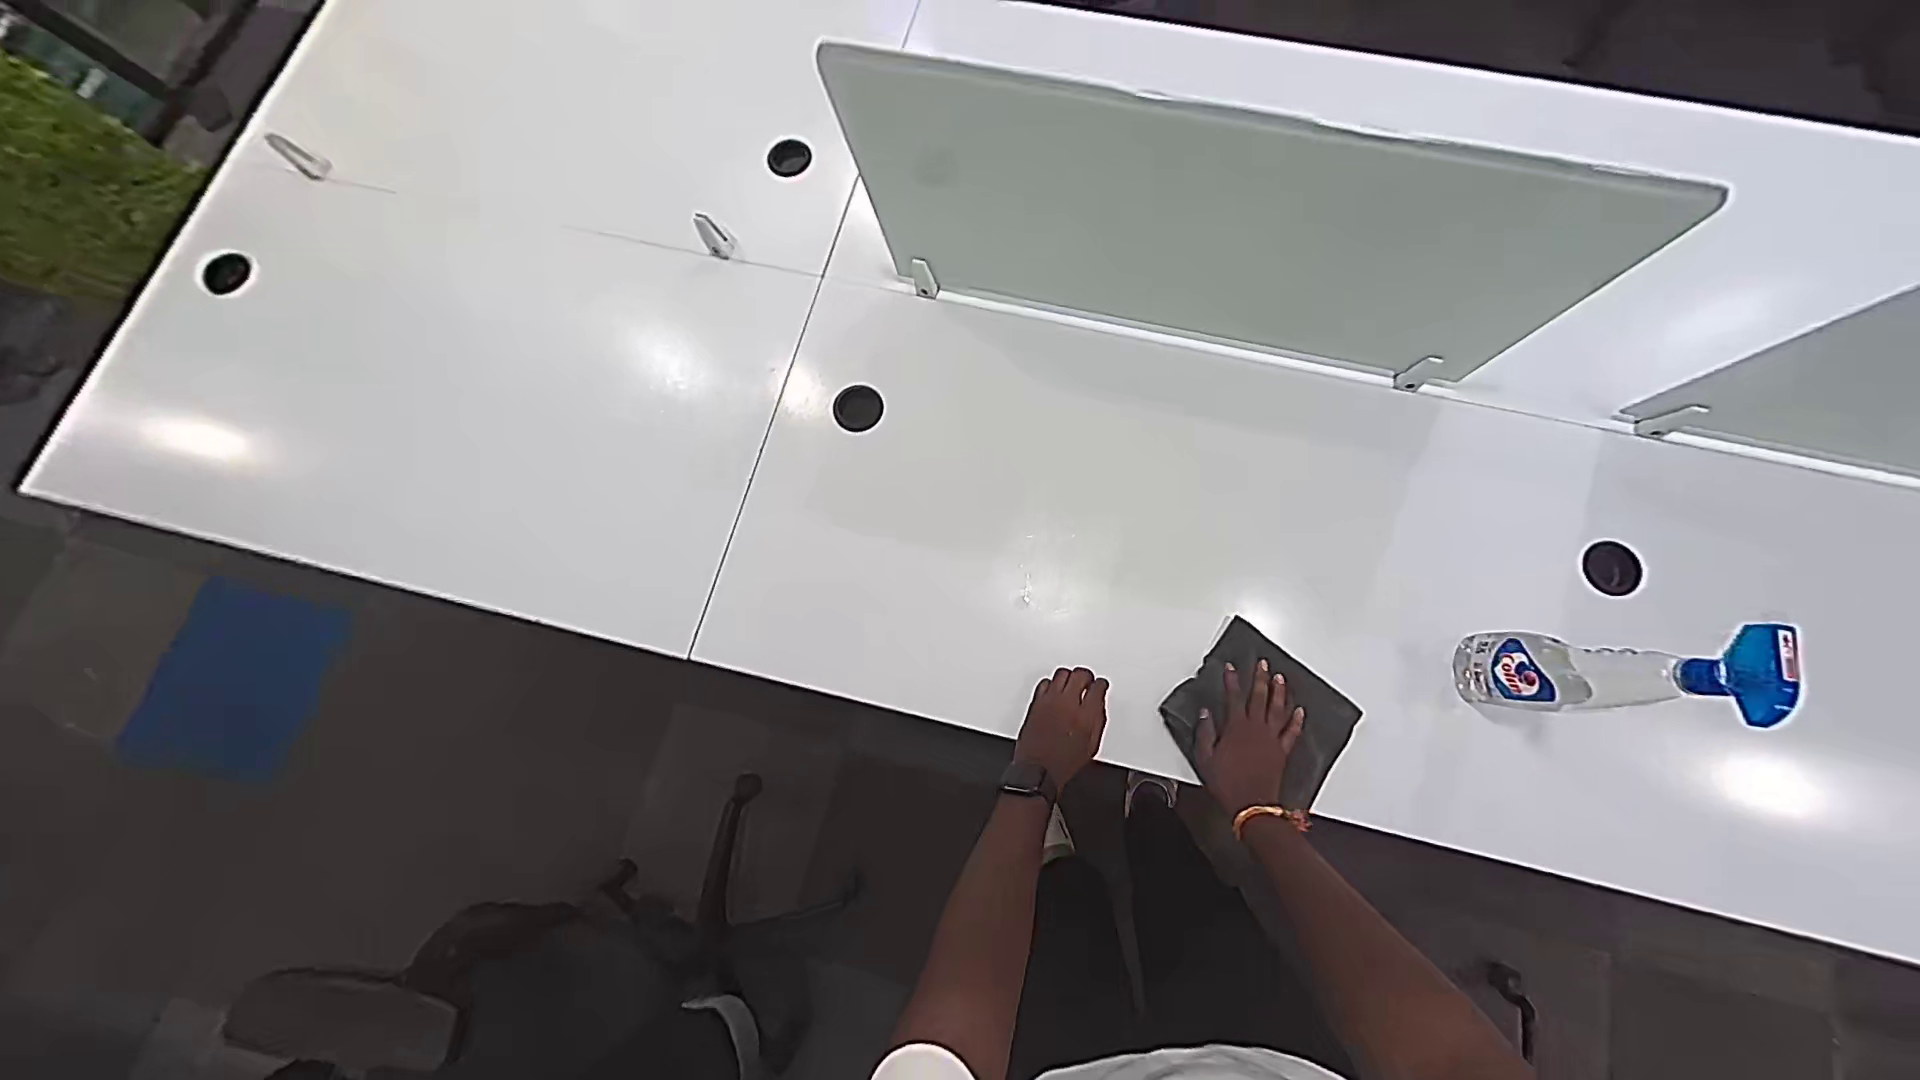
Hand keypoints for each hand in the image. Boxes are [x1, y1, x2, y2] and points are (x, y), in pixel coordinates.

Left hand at [1014, 667, 1109, 788]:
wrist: (1038, 769)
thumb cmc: (1063, 763)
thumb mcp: (1091, 746)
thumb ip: (1098, 721)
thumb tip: (1099, 705)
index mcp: (1086, 716)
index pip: (1097, 687)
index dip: (1100, 684)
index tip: (1100, 685)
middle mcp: (1068, 704)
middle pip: (1079, 675)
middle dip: (1086, 676)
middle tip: (1087, 681)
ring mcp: (1050, 701)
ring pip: (1061, 674)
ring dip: (1069, 677)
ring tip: (1071, 684)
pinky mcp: (1036, 702)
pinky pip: (1045, 683)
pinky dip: (1051, 684)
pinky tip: (1055, 691)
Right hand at [1196, 659, 1304, 816]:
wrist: (1252, 805)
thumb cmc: (1226, 782)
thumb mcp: (1205, 757)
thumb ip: (1205, 733)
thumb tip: (1206, 713)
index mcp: (1235, 728)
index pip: (1233, 697)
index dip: (1232, 681)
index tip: (1231, 667)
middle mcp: (1256, 729)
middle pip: (1259, 697)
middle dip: (1260, 678)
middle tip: (1262, 664)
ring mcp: (1271, 739)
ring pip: (1277, 709)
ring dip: (1279, 692)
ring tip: (1280, 678)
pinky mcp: (1282, 751)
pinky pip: (1291, 732)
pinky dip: (1296, 720)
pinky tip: (1299, 710)